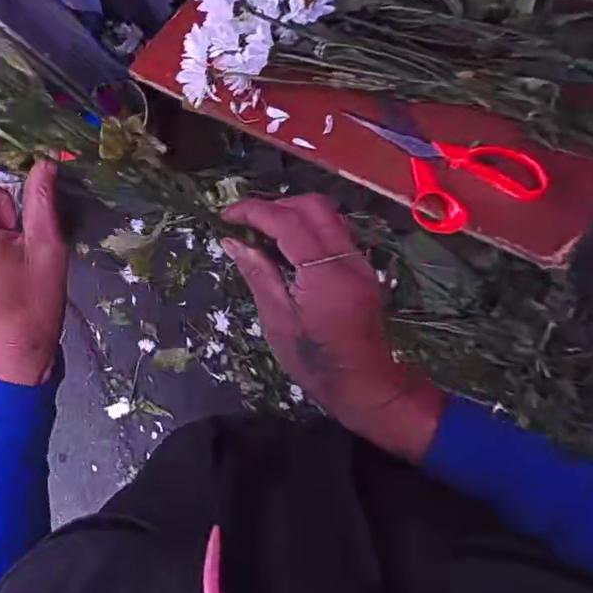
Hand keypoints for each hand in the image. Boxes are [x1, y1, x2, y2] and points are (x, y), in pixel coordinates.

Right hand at [221, 195, 443, 460]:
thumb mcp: (278, 322)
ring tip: (263, 230)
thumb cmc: (316, 362)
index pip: (288, 222)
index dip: (254, 211)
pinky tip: (286, 245)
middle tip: (246, 221)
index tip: (227, 215)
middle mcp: (348, 258)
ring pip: (326, 214)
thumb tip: (233, 241)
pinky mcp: (361, 267)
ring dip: (292, 212)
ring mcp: (359, 261)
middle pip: (312, 206)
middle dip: (275, 205)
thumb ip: (258, 274)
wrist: (366, 387)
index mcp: (325, 274)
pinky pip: (333, 231)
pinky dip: (307, 226)